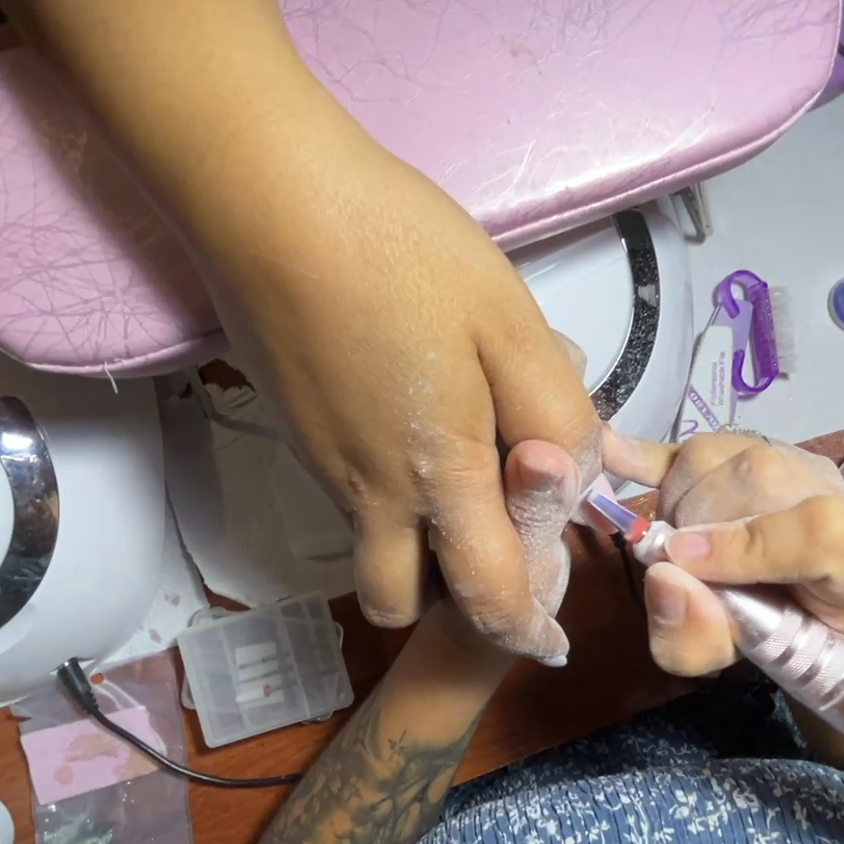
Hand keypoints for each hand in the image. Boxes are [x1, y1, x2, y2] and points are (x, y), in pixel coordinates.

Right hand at [208, 138, 600, 664]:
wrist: (272, 207)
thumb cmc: (403, 256)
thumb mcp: (510, 322)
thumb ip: (554, 414)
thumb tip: (571, 476)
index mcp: (437, 475)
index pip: (484, 597)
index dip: (522, 629)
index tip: (547, 636)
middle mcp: (370, 495)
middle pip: (403, 603)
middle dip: (456, 602)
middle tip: (497, 542)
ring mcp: (324, 467)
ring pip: (376, 550)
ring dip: (424, 544)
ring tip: (463, 462)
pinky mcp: (300, 434)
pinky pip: (354, 501)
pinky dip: (395, 493)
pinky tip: (420, 414)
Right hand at [603, 431, 843, 676]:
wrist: (786, 599)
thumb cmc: (770, 635)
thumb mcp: (738, 659)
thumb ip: (698, 639)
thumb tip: (663, 580)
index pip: (822, 533)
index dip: (746, 545)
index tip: (681, 561)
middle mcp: (841, 497)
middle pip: (756, 480)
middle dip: (694, 523)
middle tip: (675, 563)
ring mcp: (795, 460)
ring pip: (717, 453)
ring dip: (674, 499)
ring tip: (676, 538)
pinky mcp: (748, 444)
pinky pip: (691, 441)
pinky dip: (643, 450)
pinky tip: (609, 451)